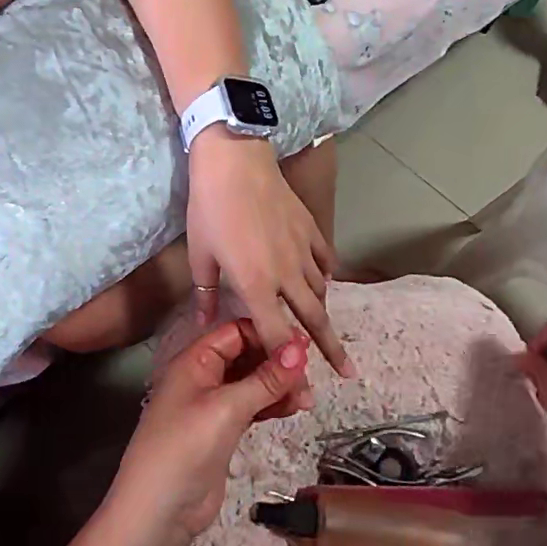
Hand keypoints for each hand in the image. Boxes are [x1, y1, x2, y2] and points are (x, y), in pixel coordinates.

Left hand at [110, 320, 309, 539]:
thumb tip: (300, 348)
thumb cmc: (185, 448)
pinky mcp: (223, 429)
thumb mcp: (227, 408)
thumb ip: (265, 378)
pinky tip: (294, 409)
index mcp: (195, 360)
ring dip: (280, 386)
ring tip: (307, 398)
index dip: (268, 334)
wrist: (159, 511)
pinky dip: (273, 405)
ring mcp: (213, 404)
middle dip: (278, 362)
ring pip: (253, 382)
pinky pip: (253, 406)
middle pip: (247, 355)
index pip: (236, 331)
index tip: (304, 345)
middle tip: (310, 376)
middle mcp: (203, 376)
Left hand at [186, 132, 352, 377]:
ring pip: (320, 291)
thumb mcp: (199, 254)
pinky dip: (326, 276)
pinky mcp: (311, 230)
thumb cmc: (210, 208)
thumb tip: (203, 322)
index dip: (289, 363)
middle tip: (347, 371)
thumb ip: (204, 293)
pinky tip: (324, 281)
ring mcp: (303, 251)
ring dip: (323, 312)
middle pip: (313, 319)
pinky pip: (325, 261)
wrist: (235, 160)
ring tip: (325, 328)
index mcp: (255, 285)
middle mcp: (286, 274)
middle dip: (330, 349)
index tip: (303, 385)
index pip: (276, 334)